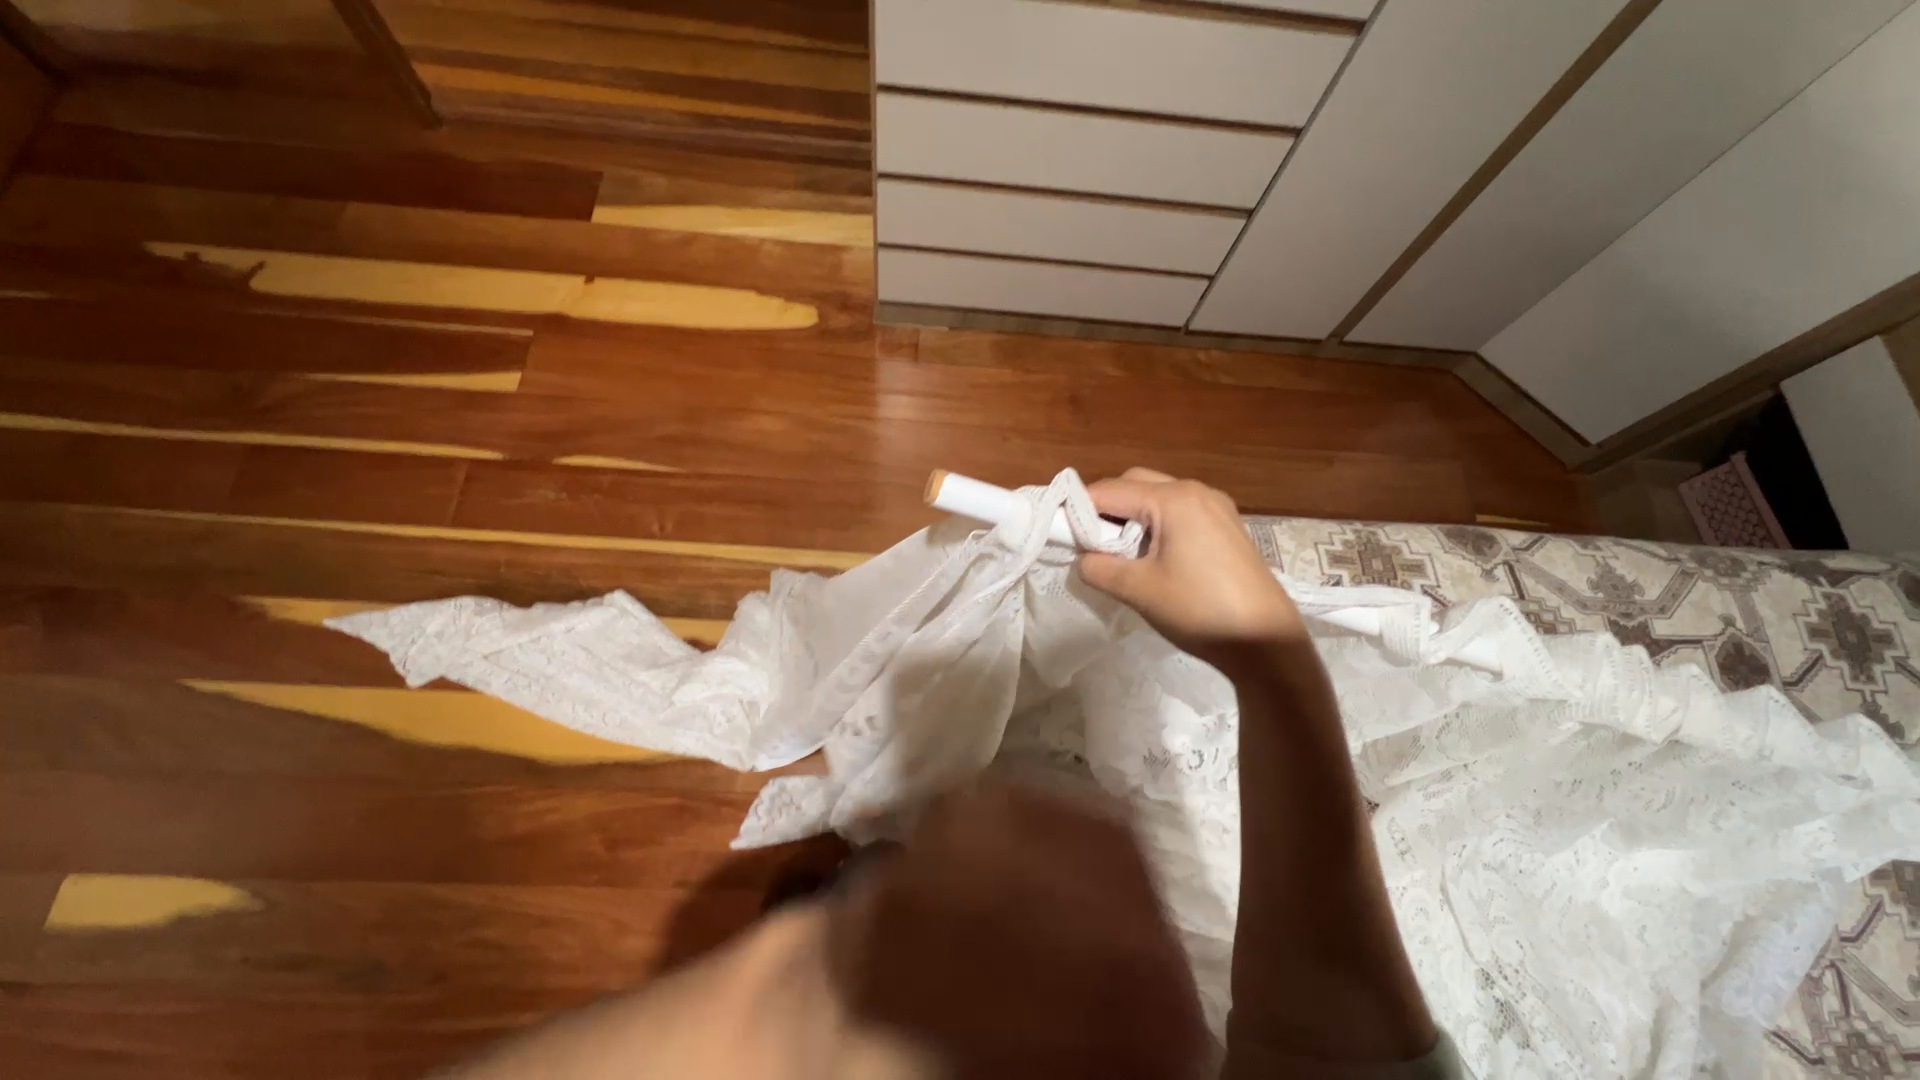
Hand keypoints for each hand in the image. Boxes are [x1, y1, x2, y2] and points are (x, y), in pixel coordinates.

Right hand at [1077, 469, 1303, 664]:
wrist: (1266, 641)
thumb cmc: (1199, 610)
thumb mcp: (1139, 590)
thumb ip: (1100, 568)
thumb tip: (1083, 558)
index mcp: (1173, 500)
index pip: (1110, 490)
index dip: (1079, 508)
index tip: (1059, 532)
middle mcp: (1196, 491)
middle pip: (1135, 484)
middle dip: (1106, 507)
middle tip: (1090, 543)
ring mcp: (1216, 507)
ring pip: (1159, 497)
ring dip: (1132, 516)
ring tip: (1119, 554)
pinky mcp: (1228, 526)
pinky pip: (1180, 512)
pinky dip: (1157, 524)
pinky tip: (1153, 557)